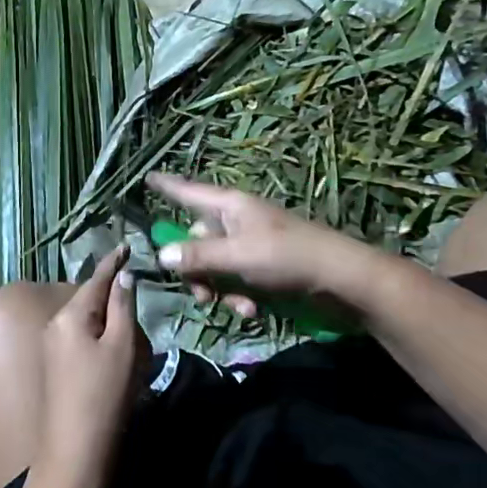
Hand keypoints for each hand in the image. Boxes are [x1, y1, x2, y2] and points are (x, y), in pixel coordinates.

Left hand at [37, 247, 149, 485]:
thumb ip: (123, 307)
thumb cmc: (104, 395)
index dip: (113, 262)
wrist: (75, 452)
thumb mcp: (122, 347)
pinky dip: (103, 343)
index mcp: (70, 315)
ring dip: (111, 326)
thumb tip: (123, 277)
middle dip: (116, 302)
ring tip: (135, 344)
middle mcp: (55, 325)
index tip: (127, 245)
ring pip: (88, 322)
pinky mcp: (56, 368)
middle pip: (91, 301)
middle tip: (142, 312)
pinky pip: (83, 341)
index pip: (96, 279)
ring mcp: (52, 347)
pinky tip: (117, 360)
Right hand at [146, 173, 368, 316]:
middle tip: (202, 294)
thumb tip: (161, 255)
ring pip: (215, 266)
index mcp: (230, 206)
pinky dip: (238, 296)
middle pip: (197, 241)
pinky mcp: (263, 267)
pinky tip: (251, 311)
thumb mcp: (237, 256)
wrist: (339, 279)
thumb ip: (198, 256)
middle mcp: (237, 221)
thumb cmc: (287, 256)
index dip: (168, 186)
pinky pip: (235, 279)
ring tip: (237, 307)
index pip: (189, 191)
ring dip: (219, 290)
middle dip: (196, 271)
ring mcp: (250, 244)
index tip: (147, 176)